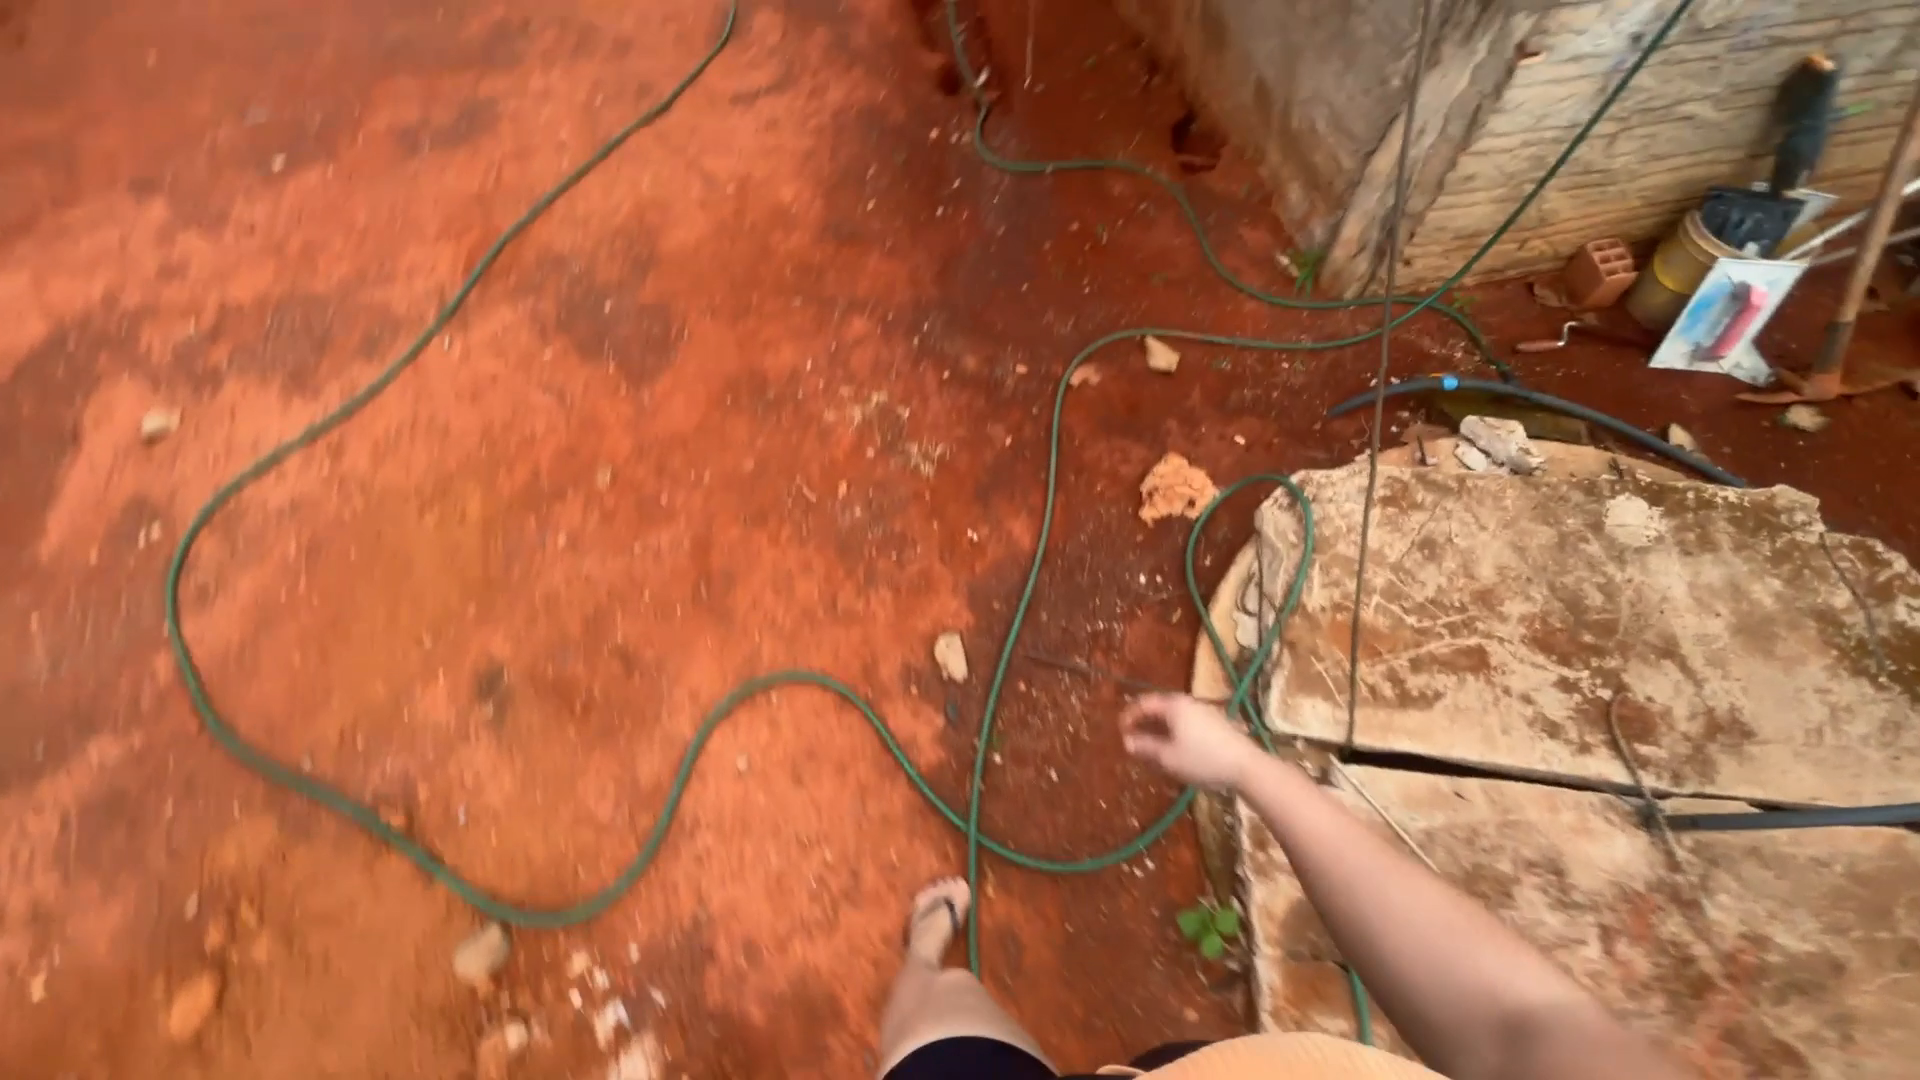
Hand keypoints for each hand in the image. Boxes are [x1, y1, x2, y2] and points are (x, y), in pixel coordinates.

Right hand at [1120, 693, 1259, 789]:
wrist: (1246, 766)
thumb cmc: (1202, 760)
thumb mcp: (1168, 757)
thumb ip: (1145, 747)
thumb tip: (1127, 741)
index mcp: (1173, 705)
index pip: (1143, 704)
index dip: (1128, 717)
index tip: (1120, 732)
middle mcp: (1187, 702)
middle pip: (1159, 708)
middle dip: (1144, 723)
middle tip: (1134, 739)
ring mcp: (1204, 711)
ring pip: (1174, 716)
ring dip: (1159, 729)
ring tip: (1153, 747)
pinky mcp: (1216, 723)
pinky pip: (1187, 722)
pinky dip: (1174, 732)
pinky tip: (1176, 749)